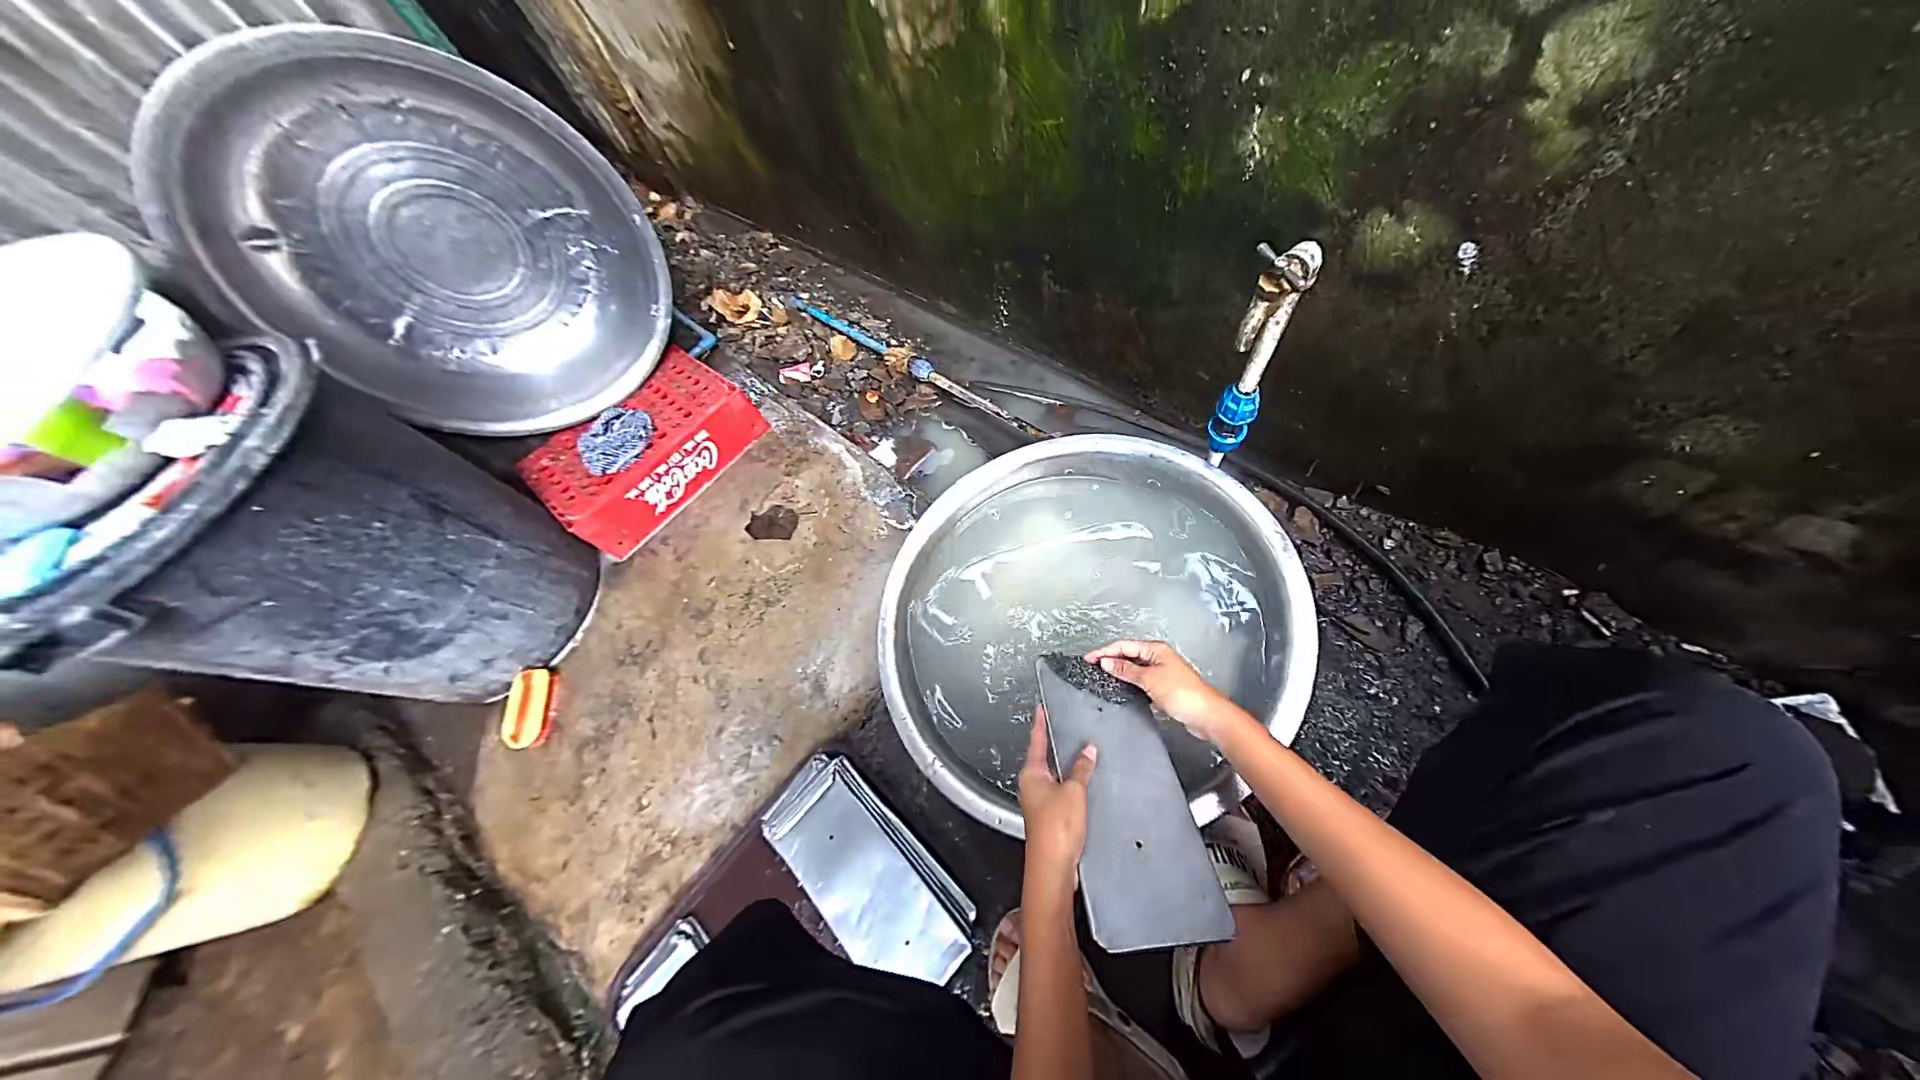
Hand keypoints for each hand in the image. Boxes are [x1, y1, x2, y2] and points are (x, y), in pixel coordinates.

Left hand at [1019, 706, 1096, 889]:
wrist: (1053, 866)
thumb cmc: (1056, 829)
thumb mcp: (1073, 791)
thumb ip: (1081, 768)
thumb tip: (1088, 751)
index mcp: (1031, 774)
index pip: (1036, 740)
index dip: (1039, 723)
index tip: (1040, 709)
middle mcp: (1031, 785)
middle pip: (1043, 757)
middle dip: (1053, 743)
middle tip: (1061, 724)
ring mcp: (1040, 801)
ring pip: (1053, 774)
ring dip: (1065, 764)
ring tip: (1078, 749)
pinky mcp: (1050, 815)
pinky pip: (1060, 790)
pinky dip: (1070, 782)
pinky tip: (1082, 781)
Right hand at [1084, 640, 1247, 742]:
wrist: (1206, 715)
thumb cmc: (1183, 693)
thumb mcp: (1149, 679)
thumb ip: (1126, 670)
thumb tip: (1107, 662)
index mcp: (1156, 649)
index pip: (1123, 645)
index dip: (1104, 651)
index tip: (1088, 658)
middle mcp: (1159, 657)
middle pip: (1128, 654)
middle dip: (1110, 659)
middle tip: (1091, 666)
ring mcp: (1161, 672)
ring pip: (1134, 668)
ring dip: (1119, 671)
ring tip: (1101, 676)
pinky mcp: (1163, 687)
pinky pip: (1141, 680)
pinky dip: (1129, 682)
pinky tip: (1121, 688)